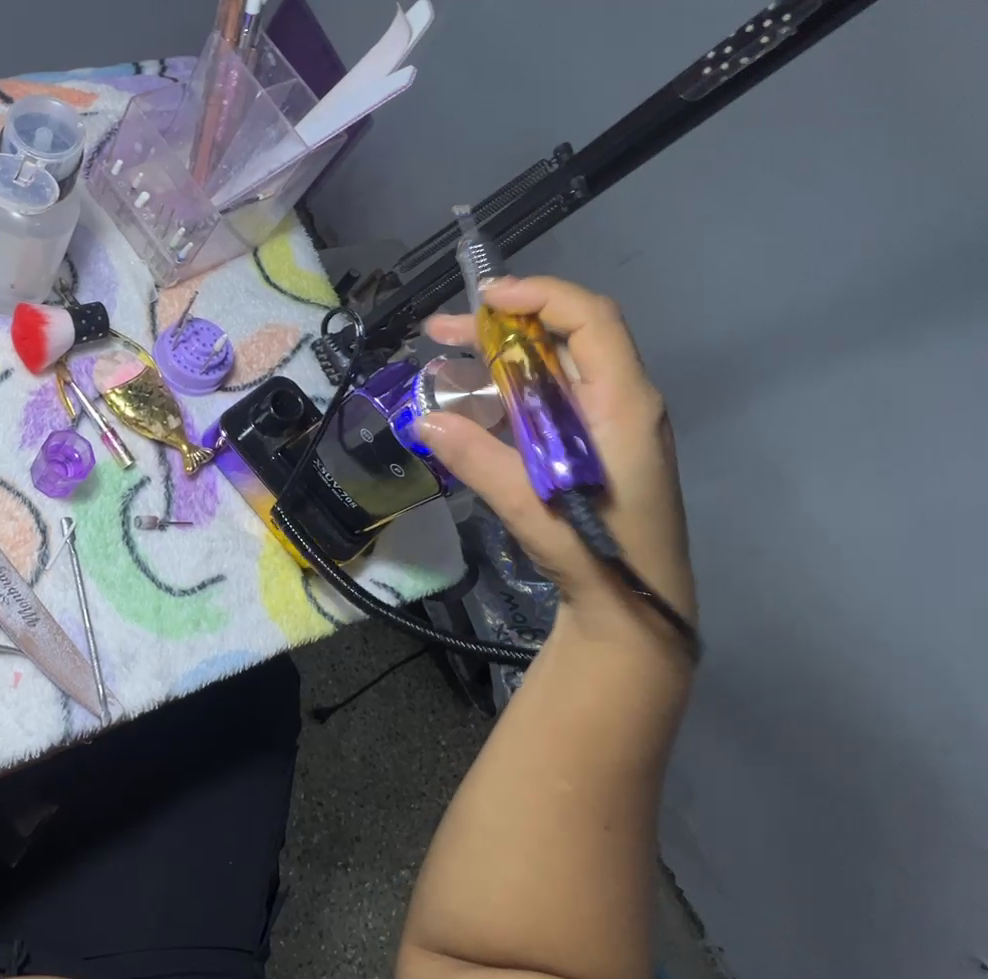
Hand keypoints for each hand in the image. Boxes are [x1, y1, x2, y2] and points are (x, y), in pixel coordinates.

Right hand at [417, 276, 694, 646]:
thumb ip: (476, 457)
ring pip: (556, 369)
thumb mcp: (528, 501)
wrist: (634, 603)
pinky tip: (475, 406)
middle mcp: (621, 401)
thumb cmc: (594, 547)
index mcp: (621, 402)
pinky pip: (552, 400)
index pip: (589, 320)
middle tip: (442, 332)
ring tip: (446, 361)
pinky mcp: (595, 445)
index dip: (539, 297)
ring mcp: (610, 423)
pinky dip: (512, 390)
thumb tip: (422, 420)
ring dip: (503, 359)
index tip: (484, 299)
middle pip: (567, 338)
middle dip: (504, 325)